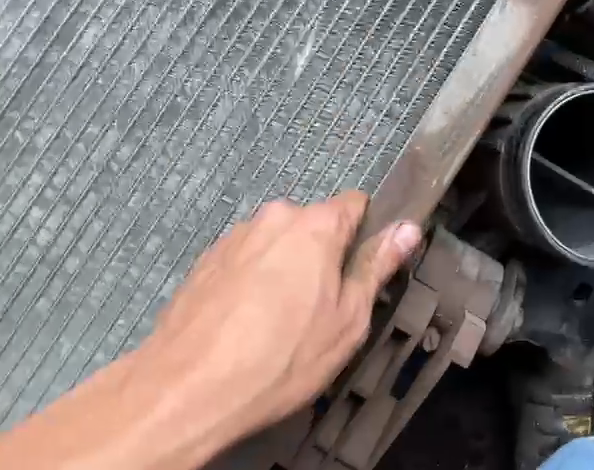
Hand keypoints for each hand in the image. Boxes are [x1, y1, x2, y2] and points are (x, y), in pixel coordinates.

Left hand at [0, 193, 422, 469]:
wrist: (185, 389)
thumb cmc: (278, 358)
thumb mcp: (347, 321)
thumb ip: (377, 267)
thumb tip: (407, 228)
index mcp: (316, 224)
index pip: (355, 203)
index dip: (365, 234)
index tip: (362, 269)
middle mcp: (276, 217)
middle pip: (314, 226)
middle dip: (321, 257)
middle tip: (321, 308)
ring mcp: (236, 236)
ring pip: (277, 244)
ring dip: (284, 270)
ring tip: (278, 323)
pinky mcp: (206, 259)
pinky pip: (244, 261)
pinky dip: (251, 283)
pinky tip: (246, 325)